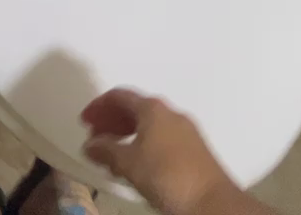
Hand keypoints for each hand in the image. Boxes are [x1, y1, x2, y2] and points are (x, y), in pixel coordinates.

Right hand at [81, 89, 233, 214]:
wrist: (215, 204)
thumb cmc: (168, 176)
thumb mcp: (129, 163)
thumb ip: (106, 150)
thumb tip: (90, 144)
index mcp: (152, 108)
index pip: (119, 96)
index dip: (98, 106)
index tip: (85, 122)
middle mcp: (170, 112)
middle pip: (135, 109)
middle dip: (113, 121)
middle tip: (97, 137)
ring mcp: (186, 130)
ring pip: (150, 125)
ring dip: (128, 135)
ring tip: (115, 156)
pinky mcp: (196, 150)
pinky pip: (163, 138)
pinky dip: (145, 144)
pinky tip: (139, 165)